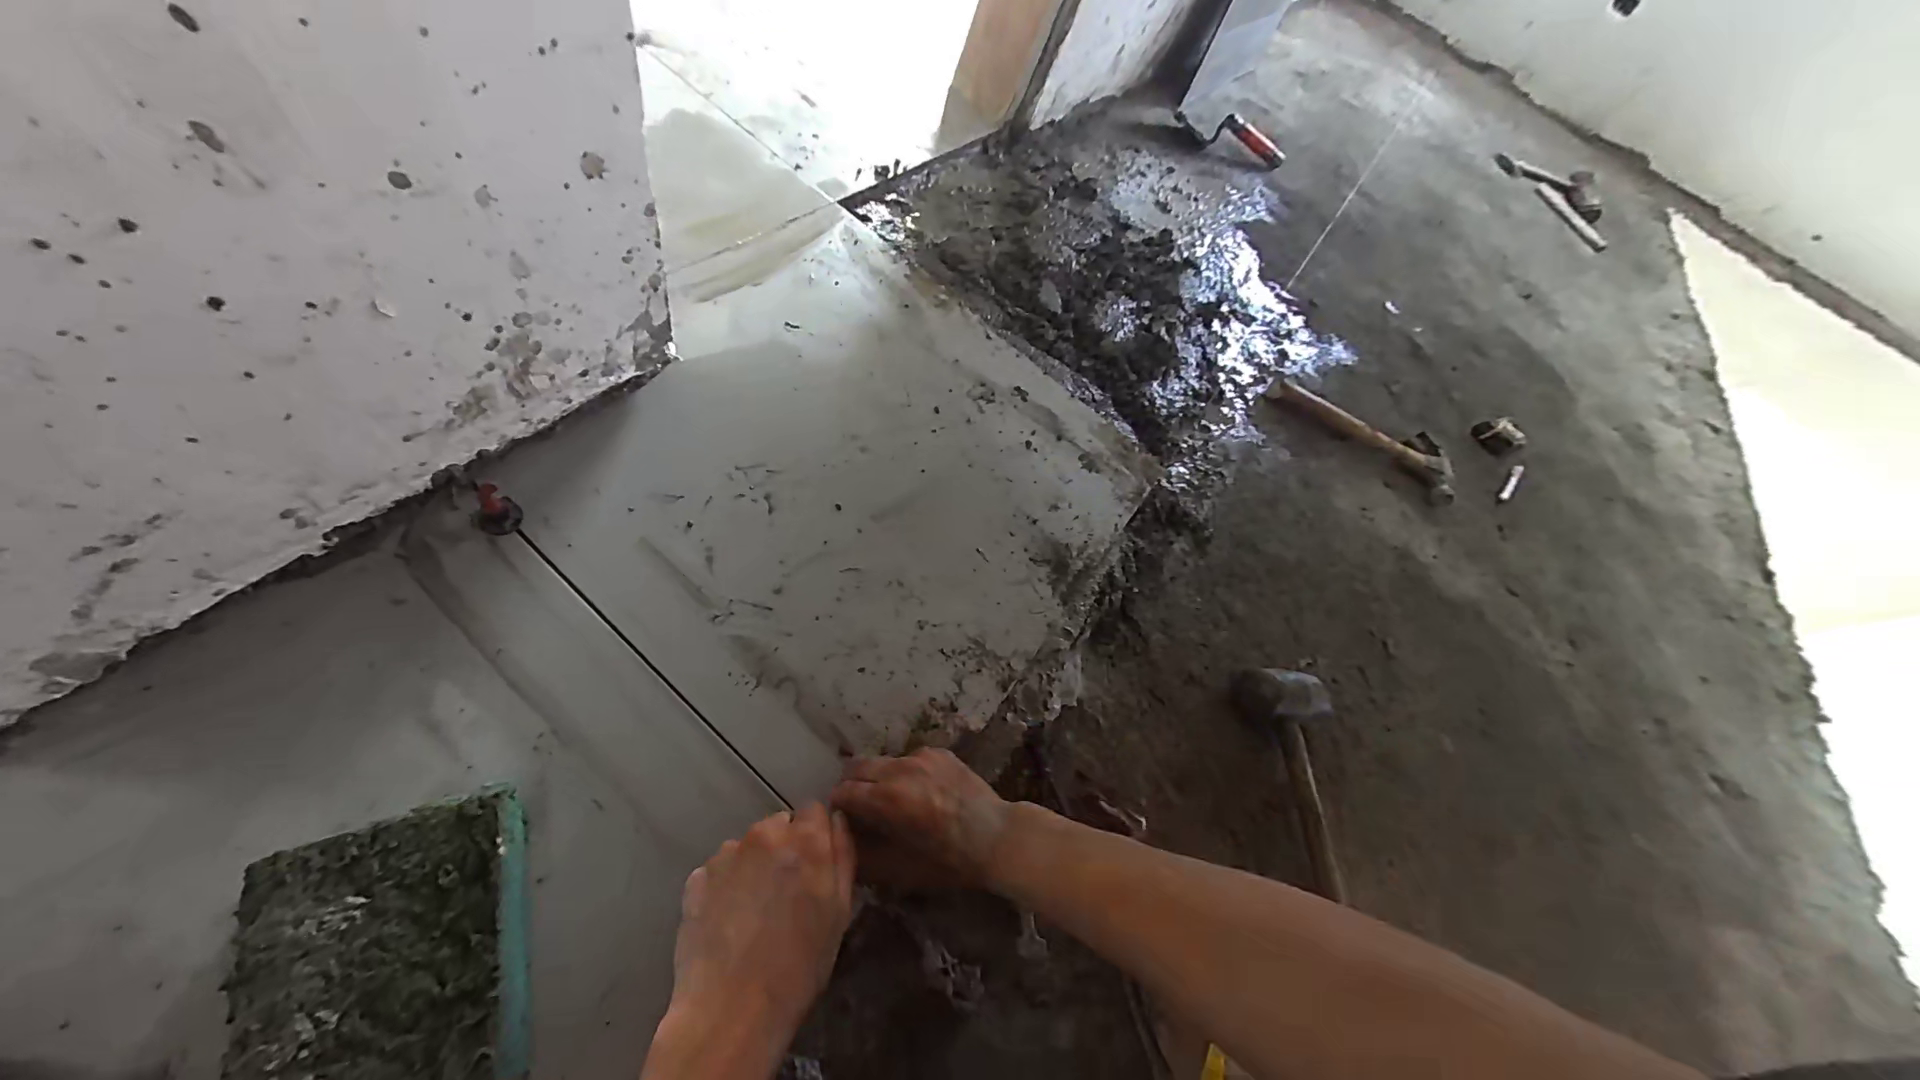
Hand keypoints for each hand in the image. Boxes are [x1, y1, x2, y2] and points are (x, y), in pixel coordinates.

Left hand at [643, 803, 854, 1079]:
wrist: (733, 1009)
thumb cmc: (801, 963)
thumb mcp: (840, 910)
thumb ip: (843, 855)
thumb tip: (838, 820)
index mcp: (807, 839)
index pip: (815, 810)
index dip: (817, 835)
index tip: (815, 864)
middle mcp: (765, 834)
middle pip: (780, 824)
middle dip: (785, 848)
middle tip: (786, 891)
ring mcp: (727, 854)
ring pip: (748, 847)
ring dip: (754, 864)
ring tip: (754, 910)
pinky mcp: (697, 878)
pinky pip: (720, 870)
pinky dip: (726, 885)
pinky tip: (729, 921)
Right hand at [830, 748, 1012, 891]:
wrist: (997, 837)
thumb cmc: (947, 861)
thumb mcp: (899, 868)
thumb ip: (862, 852)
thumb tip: (840, 837)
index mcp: (888, 798)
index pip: (843, 790)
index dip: (837, 806)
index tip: (841, 819)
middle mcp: (901, 769)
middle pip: (856, 766)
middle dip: (852, 785)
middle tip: (859, 808)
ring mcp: (922, 756)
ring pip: (883, 761)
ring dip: (878, 778)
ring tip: (892, 801)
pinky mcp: (939, 752)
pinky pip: (909, 759)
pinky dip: (904, 774)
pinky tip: (920, 793)